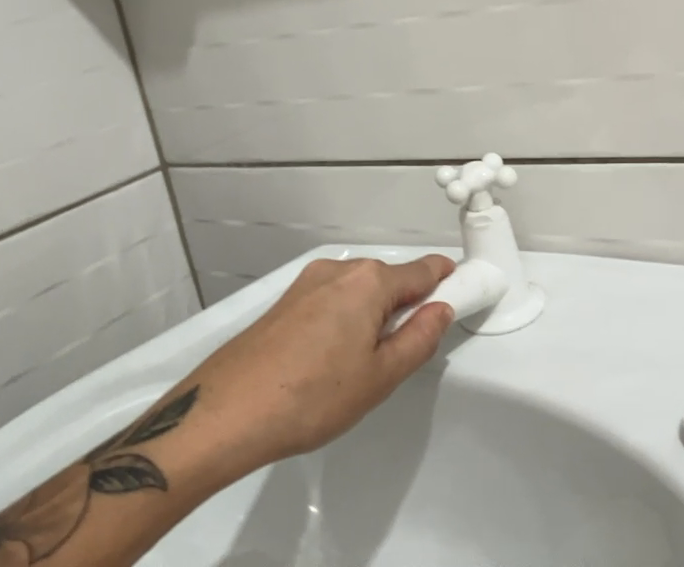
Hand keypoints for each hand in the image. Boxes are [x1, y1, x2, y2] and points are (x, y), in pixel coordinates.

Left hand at [195, 254, 457, 464]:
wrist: (224, 413)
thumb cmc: (312, 397)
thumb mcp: (381, 377)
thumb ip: (420, 338)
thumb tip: (441, 308)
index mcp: (370, 281)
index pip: (425, 270)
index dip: (447, 283)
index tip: (459, 302)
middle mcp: (339, 270)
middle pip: (390, 281)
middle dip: (405, 308)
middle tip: (400, 357)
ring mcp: (307, 284)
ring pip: (359, 293)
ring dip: (371, 317)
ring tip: (357, 369)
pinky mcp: (284, 302)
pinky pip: (332, 302)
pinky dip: (343, 322)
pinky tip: (327, 363)